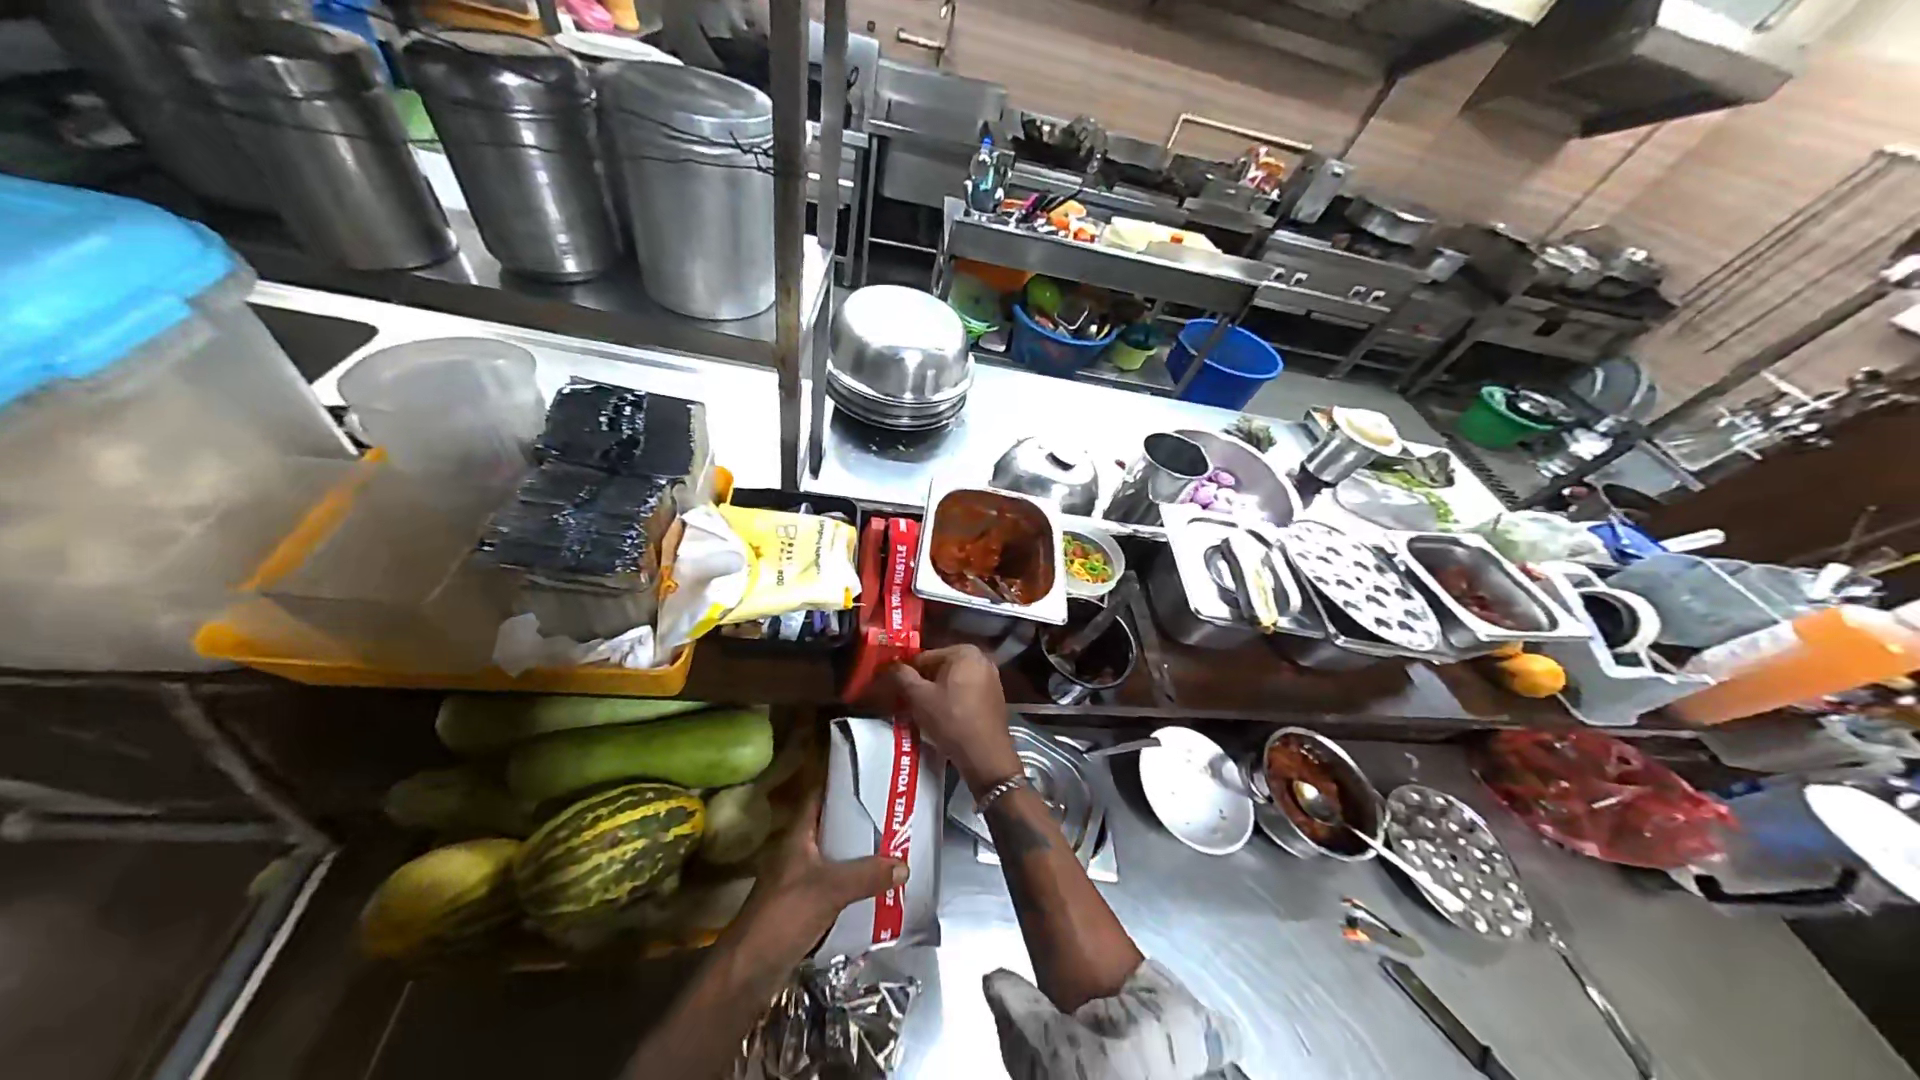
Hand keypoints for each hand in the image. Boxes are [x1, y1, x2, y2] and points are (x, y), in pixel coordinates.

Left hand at [729, 788, 905, 970]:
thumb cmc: (783, 917)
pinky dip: (856, 884)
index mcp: (798, 837)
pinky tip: (879, 886)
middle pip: (832, 827)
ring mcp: (802, 881)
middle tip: (895, 812)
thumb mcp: (829, 890)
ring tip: (894, 846)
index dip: (840, 783)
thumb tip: (904, 864)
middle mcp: (799, 853)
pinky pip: (837, 886)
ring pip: (836, 858)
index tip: (871, 774)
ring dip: (860, 854)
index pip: (818, 797)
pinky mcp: (807, 908)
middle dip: (861, 821)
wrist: (748, 972)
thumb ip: (867, 875)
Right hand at [880, 645, 1021, 793]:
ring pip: (953, 682)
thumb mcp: (919, 697)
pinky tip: (944, 718)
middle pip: (940, 668)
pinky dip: (953, 700)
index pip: (924, 658)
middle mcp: (981, 659)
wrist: (985, 754)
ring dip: (937, 693)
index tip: (897, 691)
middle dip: (924, 683)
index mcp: (964, 652)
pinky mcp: (995, 696)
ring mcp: (991, 678)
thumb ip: (901, 676)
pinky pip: (966, 692)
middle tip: (909, 703)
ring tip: (923, 713)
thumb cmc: (950, 719)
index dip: (907, 674)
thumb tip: (890, 666)